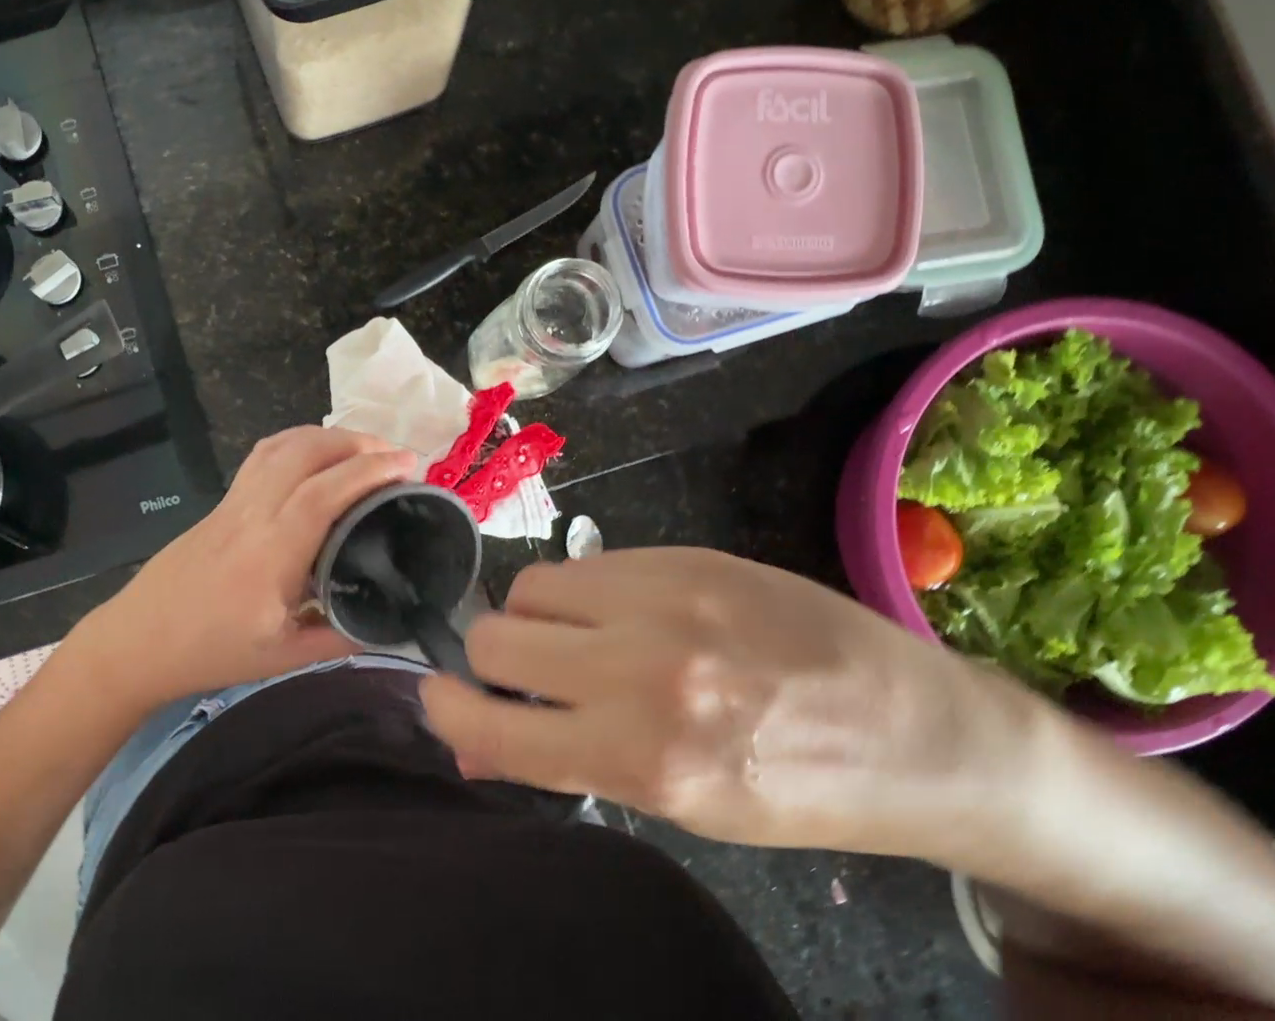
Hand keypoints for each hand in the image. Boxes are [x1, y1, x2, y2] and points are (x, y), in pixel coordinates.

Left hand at [72, 426, 416, 709]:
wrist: (137, 642)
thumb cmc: (210, 652)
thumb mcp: (283, 658)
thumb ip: (340, 638)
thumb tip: (389, 625)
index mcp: (272, 553)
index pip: (324, 493)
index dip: (369, 471)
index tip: (408, 464)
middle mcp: (252, 515)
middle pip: (304, 452)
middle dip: (355, 442)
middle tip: (394, 455)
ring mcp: (232, 504)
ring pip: (280, 447)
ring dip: (326, 437)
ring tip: (361, 449)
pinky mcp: (219, 505)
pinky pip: (261, 458)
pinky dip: (296, 444)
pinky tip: (313, 459)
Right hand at [420, 547, 1052, 858]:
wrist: (921, 733)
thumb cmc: (793, 790)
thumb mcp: (675, 804)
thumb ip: (563, 764)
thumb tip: (472, 744)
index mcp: (640, 761)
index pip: (490, 724)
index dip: (447, 712)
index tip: (442, 701)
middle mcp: (642, 675)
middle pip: (494, 637)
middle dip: (496, 661)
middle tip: (534, 676)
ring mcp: (666, 605)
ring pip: (529, 588)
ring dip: (537, 619)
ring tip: (584, 638)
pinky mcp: (688, 558)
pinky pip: (585, 563)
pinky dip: (585, 592)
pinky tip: (628, 612)